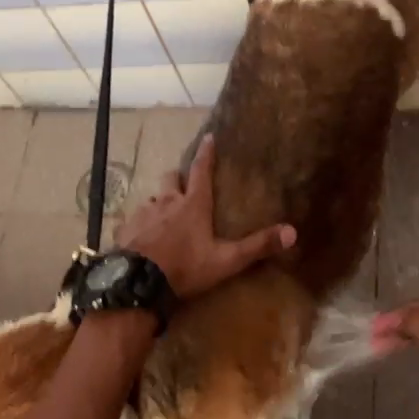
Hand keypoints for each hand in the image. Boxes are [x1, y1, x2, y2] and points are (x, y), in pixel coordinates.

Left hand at [114, 135, 295, 297]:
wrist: (137, 282)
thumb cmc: (185, 268)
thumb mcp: (226, 260)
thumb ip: (257, 246)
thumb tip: (292, 232)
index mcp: (193, 205)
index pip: (202, 170)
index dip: (207, 153)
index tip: (208, 136)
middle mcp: (167, 202)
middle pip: (171, 178)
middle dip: (179, 177)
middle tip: (184, 182)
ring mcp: (143, 214)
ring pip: (152, 199)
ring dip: (159, 202)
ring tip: (164, 215)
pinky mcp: (126, 228)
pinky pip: (134, 220)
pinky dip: (140, 224)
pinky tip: (141, 236)